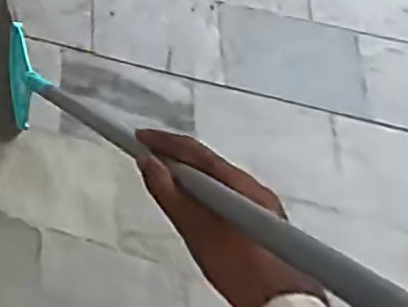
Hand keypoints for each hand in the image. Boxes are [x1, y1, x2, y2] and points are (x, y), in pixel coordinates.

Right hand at [135, 129, 325, 306]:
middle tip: (148, 156)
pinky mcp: (267, 225)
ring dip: (190, 176)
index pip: (195, 150)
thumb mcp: (195, 229)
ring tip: (166, 179)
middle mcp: (256, 189)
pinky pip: (228, 195)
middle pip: (208, 162)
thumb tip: (147, 160)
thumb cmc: (241, 269)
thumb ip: (167, 191)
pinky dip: (205, 192)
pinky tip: (195, 204)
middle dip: (176, 156)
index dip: (164, 141)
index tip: (140, 138)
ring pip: (218, 179)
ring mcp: (265, 207)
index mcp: (241, 184)